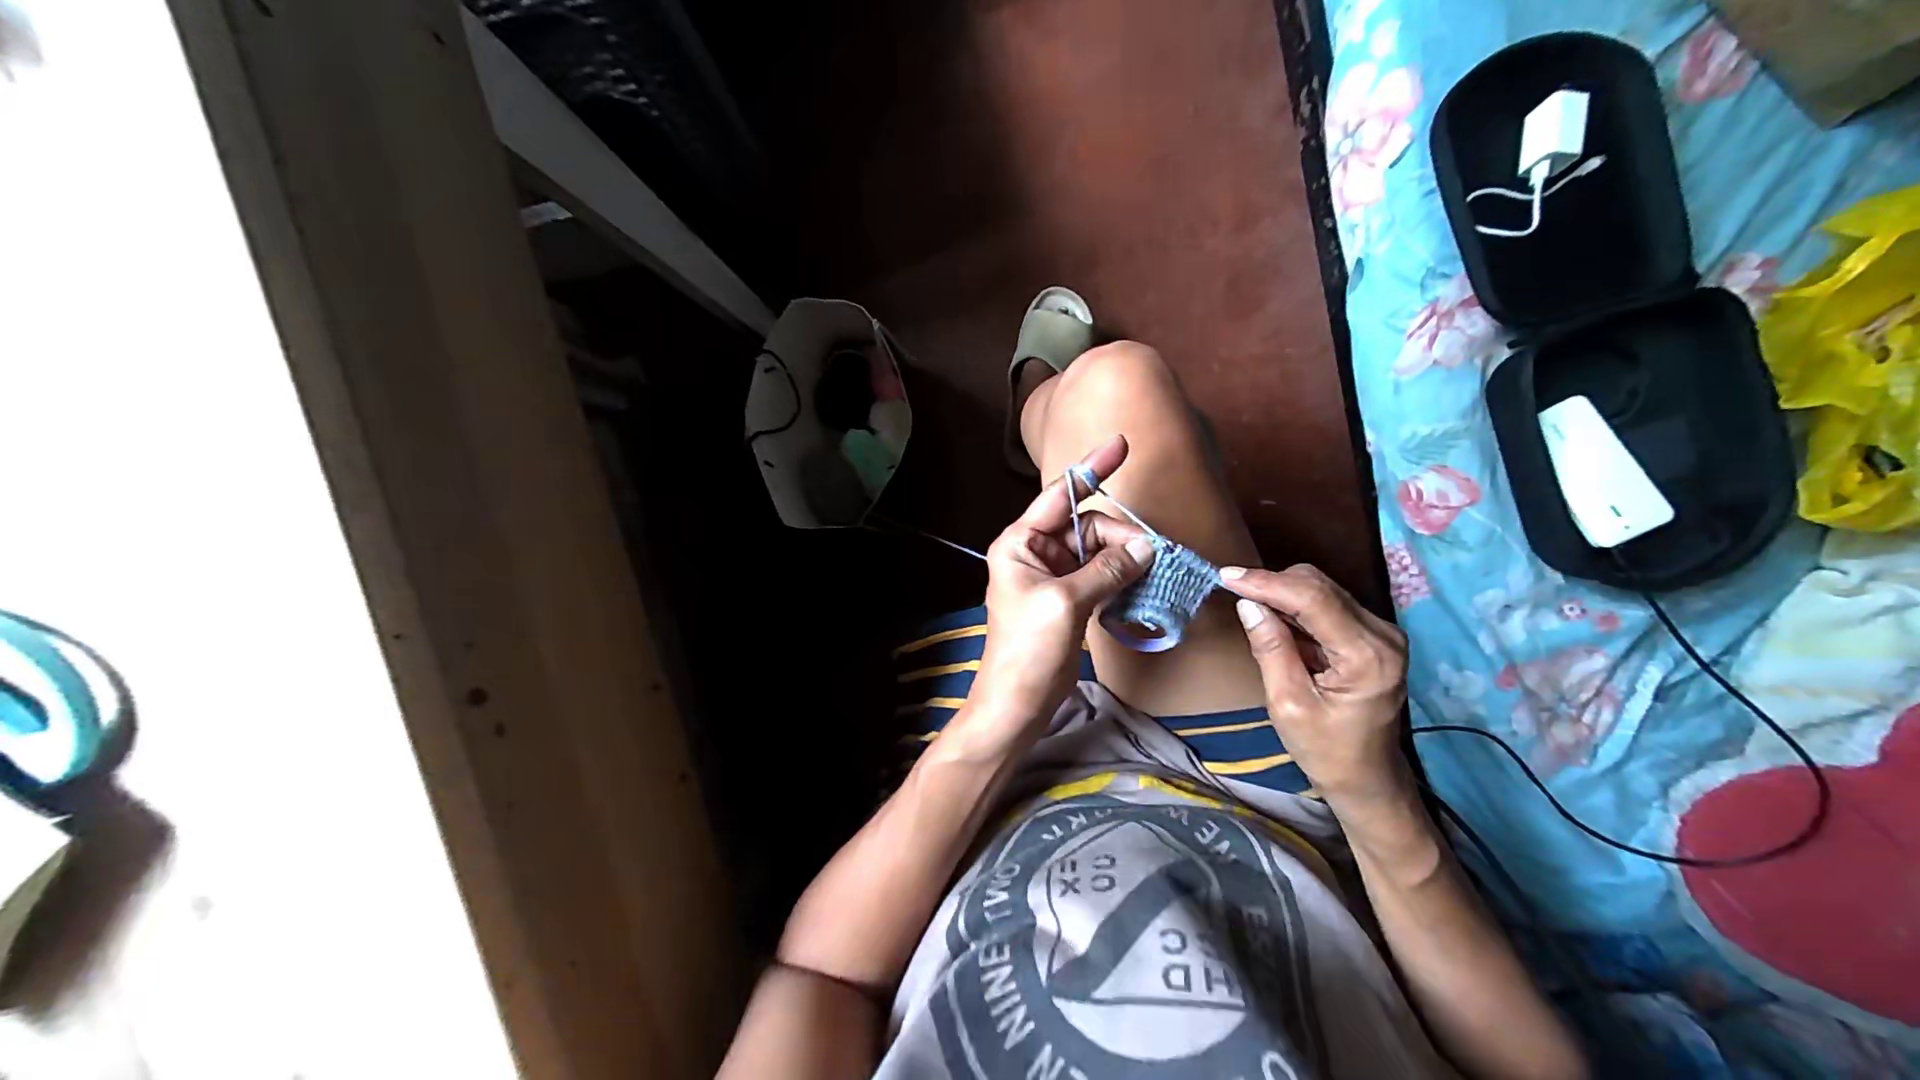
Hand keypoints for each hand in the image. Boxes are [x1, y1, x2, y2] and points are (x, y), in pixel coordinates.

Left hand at [963, 435, 1155, 749]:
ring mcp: (1054, 576)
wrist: (1018, 702)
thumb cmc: (1027, 649)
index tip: (1121, 443)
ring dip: (1126, 557)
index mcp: (1020, 543)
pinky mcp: (1070, 598)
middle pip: (1088, 525)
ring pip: (1099, 551)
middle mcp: (1036, 552)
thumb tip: (1146, 546)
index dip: (1091, 469)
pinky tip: (1141, 586)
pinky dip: (1122, 577)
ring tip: (1153, 570)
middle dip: (1120, 535)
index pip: (1059, 495)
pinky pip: (1102, 575)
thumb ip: (1107, 569)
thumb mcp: (1066, 603)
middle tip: (1152, 555)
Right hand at [1218, 564, 1410, 808]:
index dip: (1266, 582)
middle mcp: (1383, 634)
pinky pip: (1328, 604)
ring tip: (1251, 608)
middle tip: (1233, 593)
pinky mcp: (1373, 635)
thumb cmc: (1325, 750)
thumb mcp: (1287, 704)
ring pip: (1322, 589)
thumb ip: (1270, 649)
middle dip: (1273, 585)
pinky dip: (1296, 606)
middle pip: (1320, 586)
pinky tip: (1275, 620)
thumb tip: (1247, 604)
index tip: (1226, 576)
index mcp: (1366, 656)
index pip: (1313, 599)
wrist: (1367, 777)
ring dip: (1282, 594)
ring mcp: (1382, 633)